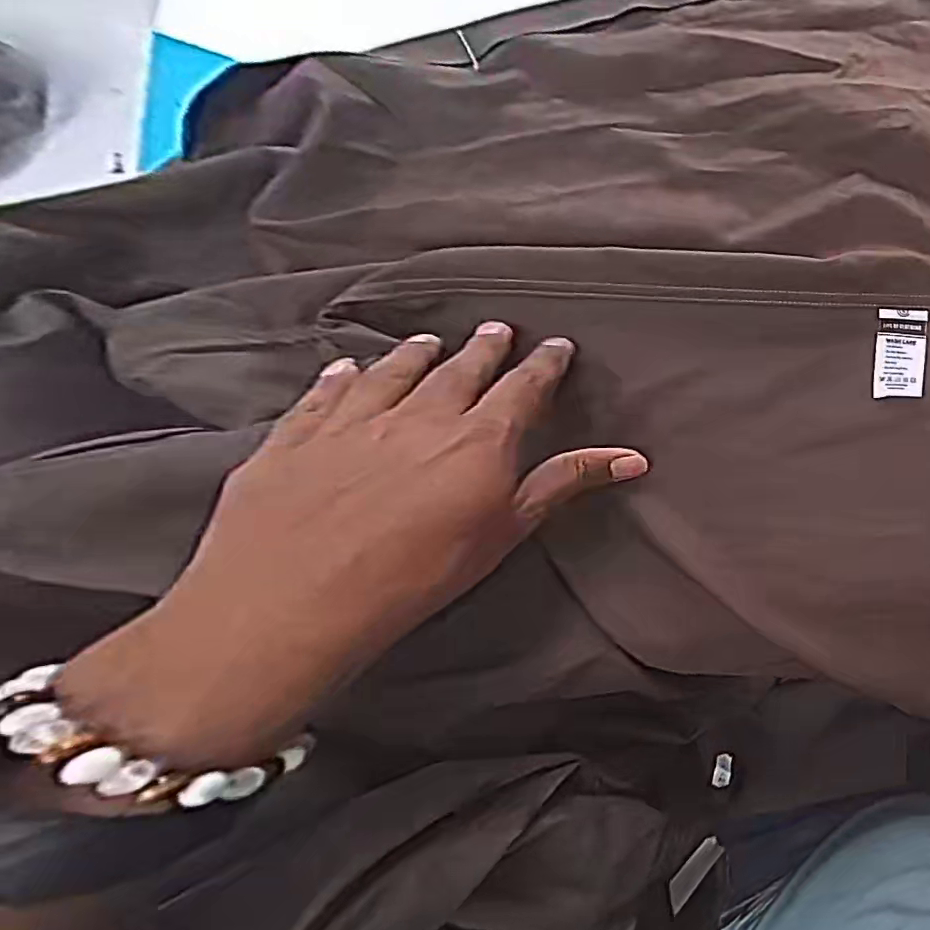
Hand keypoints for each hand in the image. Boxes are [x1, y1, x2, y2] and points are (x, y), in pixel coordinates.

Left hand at [56, 323, 646, 767]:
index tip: (557, 345)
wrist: (294, 601)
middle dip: (484, 349)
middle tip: (497, 329)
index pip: (522, 388)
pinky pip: (323, 394)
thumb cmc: (424, 569)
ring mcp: (353, 424)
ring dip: (416, 353)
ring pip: (393, 373)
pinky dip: (340, 376)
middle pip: (460, 371)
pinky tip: (347, 366)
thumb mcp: (510, 526)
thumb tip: (635, 458)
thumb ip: (567, 481)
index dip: (543, 364)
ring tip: (431, 339)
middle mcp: (420, 417)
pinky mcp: (294, 439)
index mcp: (479, 439)